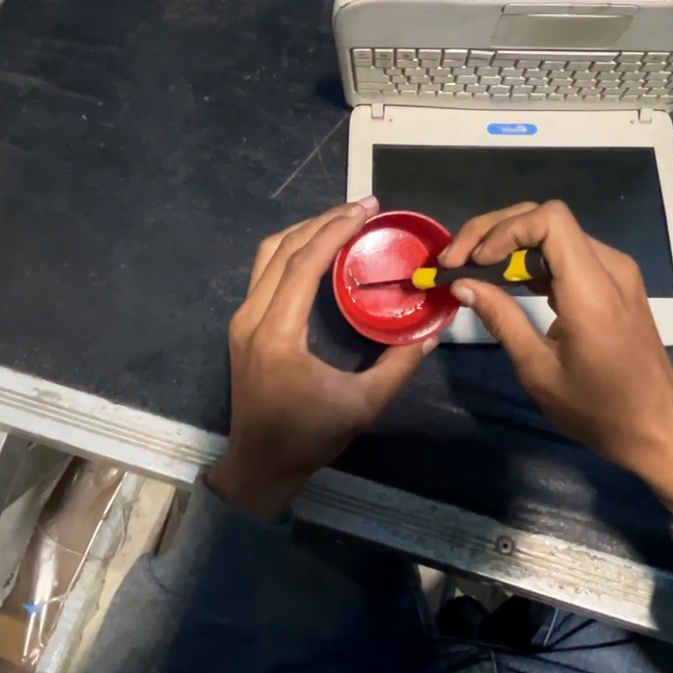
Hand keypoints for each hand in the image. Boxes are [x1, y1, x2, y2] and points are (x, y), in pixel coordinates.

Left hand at [209, 198, 431, 519]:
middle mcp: (252, 318)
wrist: (259, 464)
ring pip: (268, 254)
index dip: (335, 230)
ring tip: (342, 221)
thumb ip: (398, 366)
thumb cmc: (309, 437)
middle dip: (323, 221)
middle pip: (283, 248)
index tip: (366, 209)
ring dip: (304, 231)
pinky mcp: (243, 324)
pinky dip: (292, 250)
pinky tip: (319, 250)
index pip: (303, 265)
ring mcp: (242, 319)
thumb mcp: (362, 405)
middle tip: (362, 207)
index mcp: (278, 334)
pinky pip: (264, 271)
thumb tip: (430, 333)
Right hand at [440, 201, 672, 526]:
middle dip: (495, 231)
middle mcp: (609, 266)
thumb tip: (462, 284)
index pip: (549, 219)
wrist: (658, 426)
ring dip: (509, 243)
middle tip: (455, 261)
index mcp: (592, 288)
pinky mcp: (613, 281)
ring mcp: (615, 270)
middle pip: (546, 217)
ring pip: (554, 231)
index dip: (504, 230)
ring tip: (472, 268)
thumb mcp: (538, 369)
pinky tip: (504, 279)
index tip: (474, 262)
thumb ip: (501, 318)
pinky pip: (566, 251)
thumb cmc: (598, 407)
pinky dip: (530, 258)